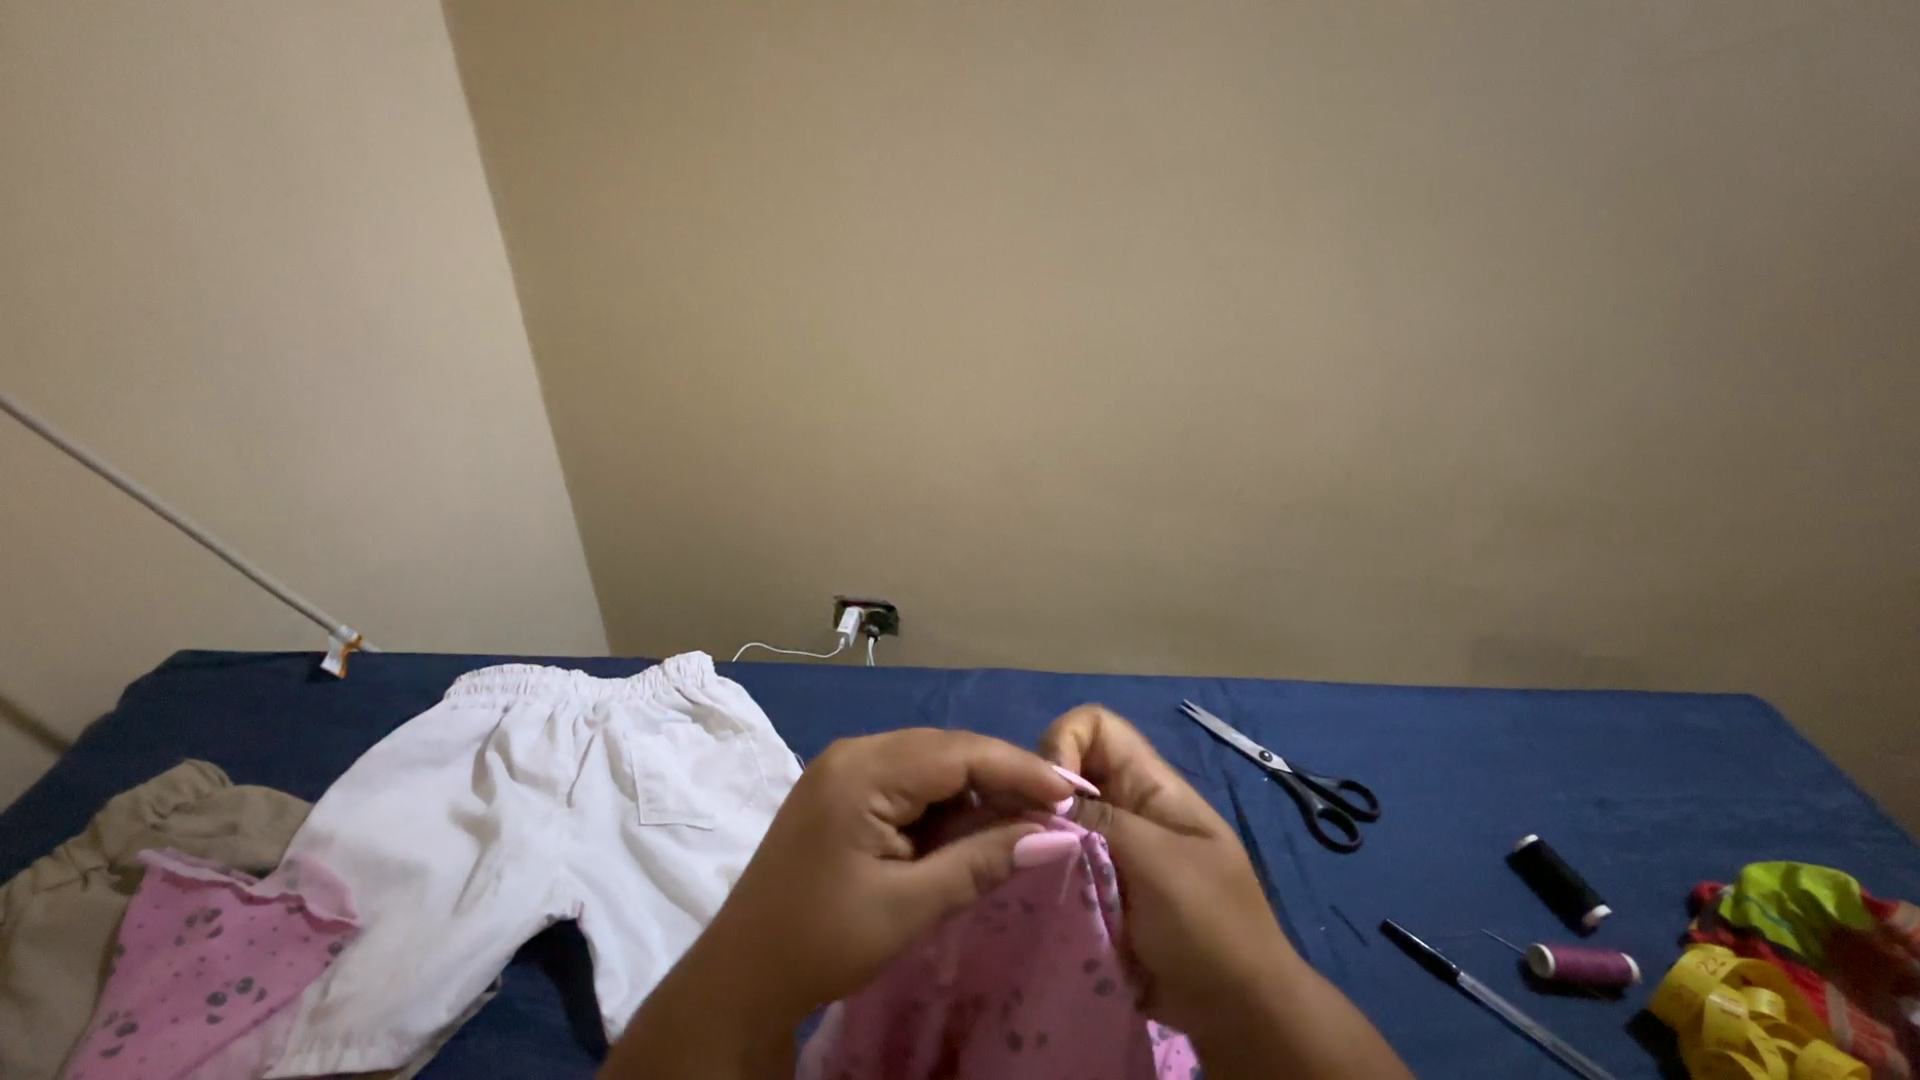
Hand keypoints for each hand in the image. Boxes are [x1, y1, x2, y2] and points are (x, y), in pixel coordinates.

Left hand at [605, 728, 1077, 1079]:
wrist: (742, 975)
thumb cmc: (822, 940)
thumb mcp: (910, 905)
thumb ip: (982, 860)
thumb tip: (1056, 835)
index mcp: (862, 771)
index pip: (959, 753)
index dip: (1020, 770)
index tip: (1074, 794)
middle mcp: (853, 753)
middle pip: (946, 751)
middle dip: (1003, 779)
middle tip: (1058, 811)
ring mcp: (844, 770)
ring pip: (931, 766)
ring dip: (977, 793)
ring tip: (1027, 821)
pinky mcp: (843, 792)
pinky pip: (908, 784)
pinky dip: (946, 806)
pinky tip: (975, 828)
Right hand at [1040, 704, 1290, 1034]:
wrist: (1236, 1008)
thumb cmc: (1209, 924)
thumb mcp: (1159, 862)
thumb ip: (1100, 820)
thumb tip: (1037, 798)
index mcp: (1149, 783)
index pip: (1095, 725)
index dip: (1064, 742)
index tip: (1050, 792)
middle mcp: (1124, 804)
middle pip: (1066, 768)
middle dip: (1038, 791)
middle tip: (1024, 835)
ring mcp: (1108, 845)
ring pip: (1055, 814)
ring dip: (1034, 833)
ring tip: (1018, 862)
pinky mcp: (1094, 884)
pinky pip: (1055, 857)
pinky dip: (1038, 865)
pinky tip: (1026, 886)